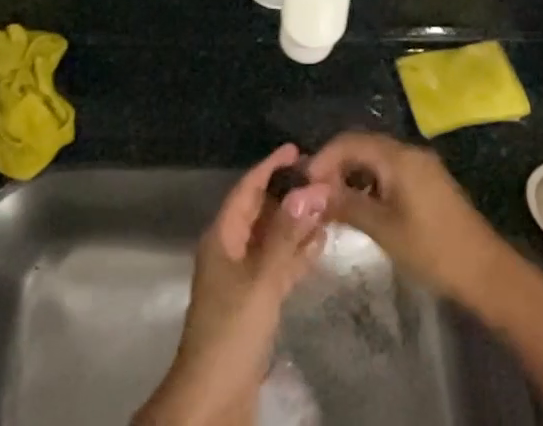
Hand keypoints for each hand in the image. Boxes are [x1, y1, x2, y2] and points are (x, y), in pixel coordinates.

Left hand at [136, 144, 329, 424]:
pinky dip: (297, 252)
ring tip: (328, 204)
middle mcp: (230, 251)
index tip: (295, 149)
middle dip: (287, 193)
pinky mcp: (256, 301)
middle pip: (260, 212)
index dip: (268, 167)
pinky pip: (279, 265)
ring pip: (272, 239)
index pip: (246, 191)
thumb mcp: (261, 279)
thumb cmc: (232, 328)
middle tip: (321, 177)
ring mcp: (243, 277)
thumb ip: (286, 236)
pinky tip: (320, 242)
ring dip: (296, 223)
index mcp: (222, 238)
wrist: (214, 392)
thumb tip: (307, 190)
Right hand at [307, 133, 510, 306]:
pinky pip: (390, 172)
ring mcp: (422, 168)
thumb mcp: (382, 227)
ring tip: (332, 204)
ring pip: (375, 160)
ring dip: (351, 176)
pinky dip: (369, 184)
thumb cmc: (431, 248)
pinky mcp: (428, 184)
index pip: (349, 142)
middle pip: (362, 147)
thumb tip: (306, 193)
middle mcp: (410, 153)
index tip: (304, 185)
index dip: (323, 159)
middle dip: (335, 167)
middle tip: (314, 195)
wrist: (486, 272)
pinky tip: (359, 208)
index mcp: (399, 158)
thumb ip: (344, 204)